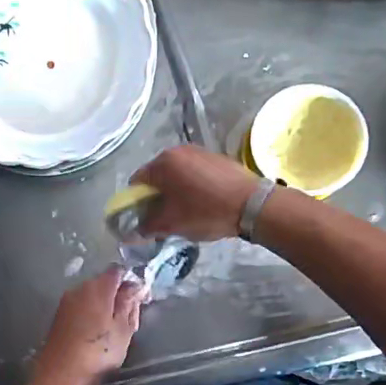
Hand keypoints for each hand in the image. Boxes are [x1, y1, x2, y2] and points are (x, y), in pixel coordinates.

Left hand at [30, 267, 146, 384]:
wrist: (60, 375)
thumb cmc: (98, 352)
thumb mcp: (123, 328)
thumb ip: (129, 303)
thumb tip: (135, 285)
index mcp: (96, 287)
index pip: (117, 271)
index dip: (132, 281)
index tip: (141, 298)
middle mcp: (78, 288)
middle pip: (104, 283)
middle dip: (119, 296)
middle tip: (131, 321)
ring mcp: (66, 302)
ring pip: (92, 296)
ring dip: (106, 307)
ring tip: (115, 333)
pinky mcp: (59, 316)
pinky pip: (81, 307)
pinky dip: (92, 315)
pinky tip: (98, 336)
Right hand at [130, 146, 260, 240]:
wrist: (253, 205)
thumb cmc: (206, 212)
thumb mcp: (171, 224)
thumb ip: (146, 227)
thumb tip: (132, 233)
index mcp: (162, 163)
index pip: (136, 181)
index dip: (137, 201)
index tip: (147, 217)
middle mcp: (178, 150)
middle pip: (156, 175)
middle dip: (157, 195)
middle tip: (167, 215)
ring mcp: (199, 151)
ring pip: (177, 173)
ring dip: (176, 189)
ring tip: (188, 208)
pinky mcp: (217, 157)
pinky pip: (195, 171)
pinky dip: (193, 184)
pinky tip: (205, 200)